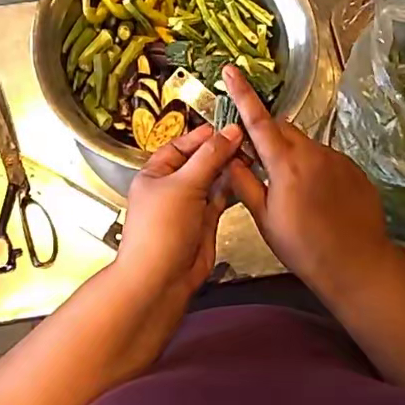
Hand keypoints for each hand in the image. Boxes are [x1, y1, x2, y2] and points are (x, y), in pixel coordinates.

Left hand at [115, 122, 246, 290]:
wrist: (161, 279)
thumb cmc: (158, 234)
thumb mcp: (184, 184)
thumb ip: (209, 157)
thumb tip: (228, 133)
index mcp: (155, 173)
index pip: (181, 145)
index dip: (204, 135)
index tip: (227, 125)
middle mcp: (171, 187)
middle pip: (199, 160)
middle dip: (220, 150)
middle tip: (244, 138)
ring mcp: (188, 205)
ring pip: (212, 179)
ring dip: (228, 168)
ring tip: (248, 154)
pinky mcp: (204, 221)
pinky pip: (220, 198)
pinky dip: (232, 188)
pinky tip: (245, 178)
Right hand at [218, 66, 400, 290]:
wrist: (357, 264)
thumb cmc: (303, 247)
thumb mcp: (265, 219)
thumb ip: (245, 183)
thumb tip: (229, 158)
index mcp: (286, 163)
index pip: (258, 121)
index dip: (242, 94)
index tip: (231, 70)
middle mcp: (313, 152)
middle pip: (283, 129)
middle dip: (267, 136)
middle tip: (256, 161)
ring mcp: (337, 159)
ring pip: (304, 144)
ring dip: (290, 155)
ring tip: (290, 190)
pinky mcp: (354, 169)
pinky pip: (325, 158)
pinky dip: (312, 167)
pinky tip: (315, 197)